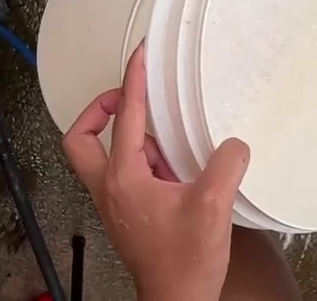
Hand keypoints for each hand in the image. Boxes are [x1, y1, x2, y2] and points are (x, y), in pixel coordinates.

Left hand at [61, 43, 250, 300]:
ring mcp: (118, 202)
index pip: (123, 116)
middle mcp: (111, 188)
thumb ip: (226, 163)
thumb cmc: (185, 263)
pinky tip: (177, 159)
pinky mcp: (131, 212)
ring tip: (166, 127)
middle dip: (98, 111)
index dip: (133, 80)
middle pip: (82, 139)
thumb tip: (234, 143)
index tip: (141, 55)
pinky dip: (146, 155)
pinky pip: (130, 169)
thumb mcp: (213, 206)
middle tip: (128, 96)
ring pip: (107, 153)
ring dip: (130, 134)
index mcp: (123, 179)